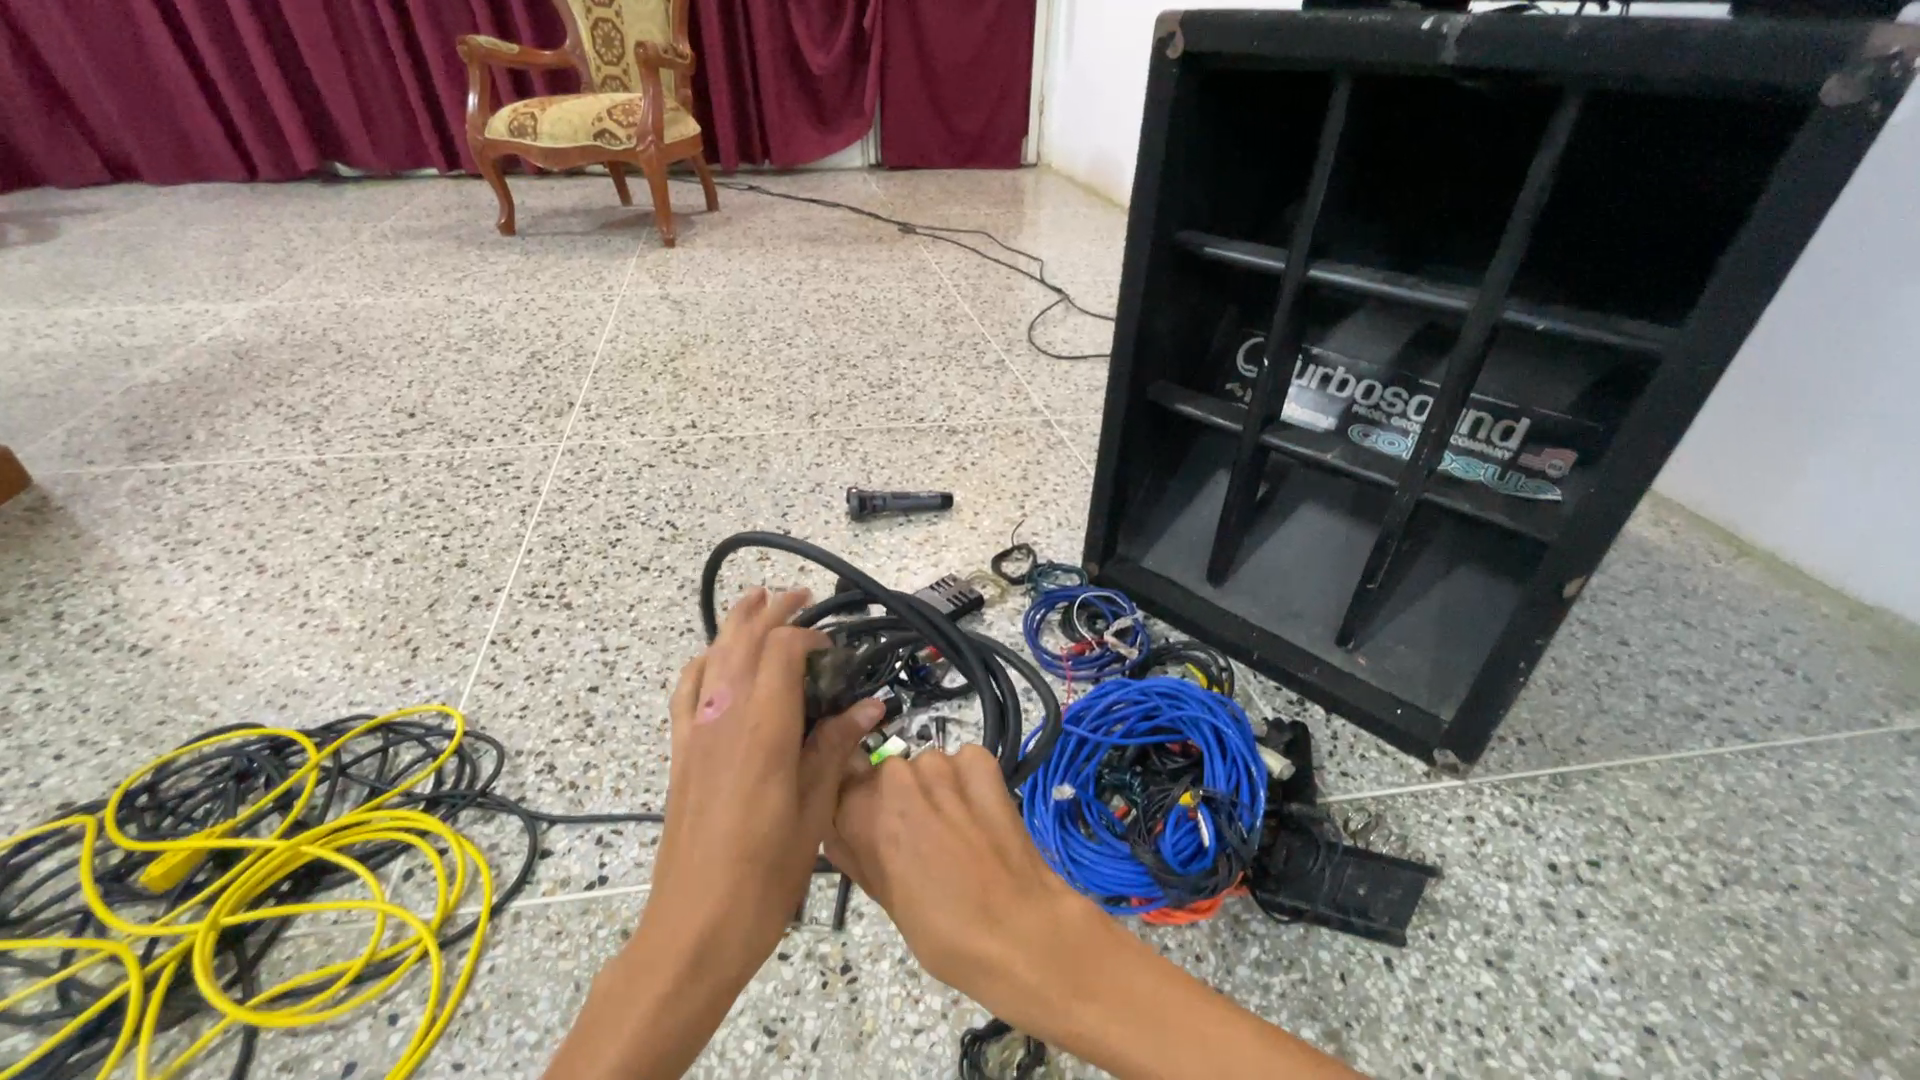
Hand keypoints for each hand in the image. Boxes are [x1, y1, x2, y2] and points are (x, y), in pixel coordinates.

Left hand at [645, 587, 882, 970]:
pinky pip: (686, 691)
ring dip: (734, 624)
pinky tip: (712, 659)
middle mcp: (723, 718)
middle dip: (771, 611)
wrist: (696, 924)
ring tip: (756, 601)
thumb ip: (836, 748)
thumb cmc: (766, 873)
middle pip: (742, 642)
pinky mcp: (680, 753)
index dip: (810, 637)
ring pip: (712, 658)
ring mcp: (696, 734)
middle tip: (800, 595)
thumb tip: (871, 705)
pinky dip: (702, 663)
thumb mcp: (815, 810)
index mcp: (763, 729)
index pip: (781, 652)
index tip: (836, 648)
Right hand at [823, 744, 1109, 1010]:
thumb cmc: (941, 931)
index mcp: (858, 810)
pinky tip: (980, 815)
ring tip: (956, 833)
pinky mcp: (981, 762)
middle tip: (921, 840)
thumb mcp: (880, 895)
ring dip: (936, 789)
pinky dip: (969, 781)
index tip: (874, 827)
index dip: (858, 805)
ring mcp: (940, 764)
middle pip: (886, 774)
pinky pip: (964, 763)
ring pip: (926, 767)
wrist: (1017, 930)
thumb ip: (853, 848)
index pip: (841, 784)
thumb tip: (843, 824)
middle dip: (900, 799)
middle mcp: (893, 775)